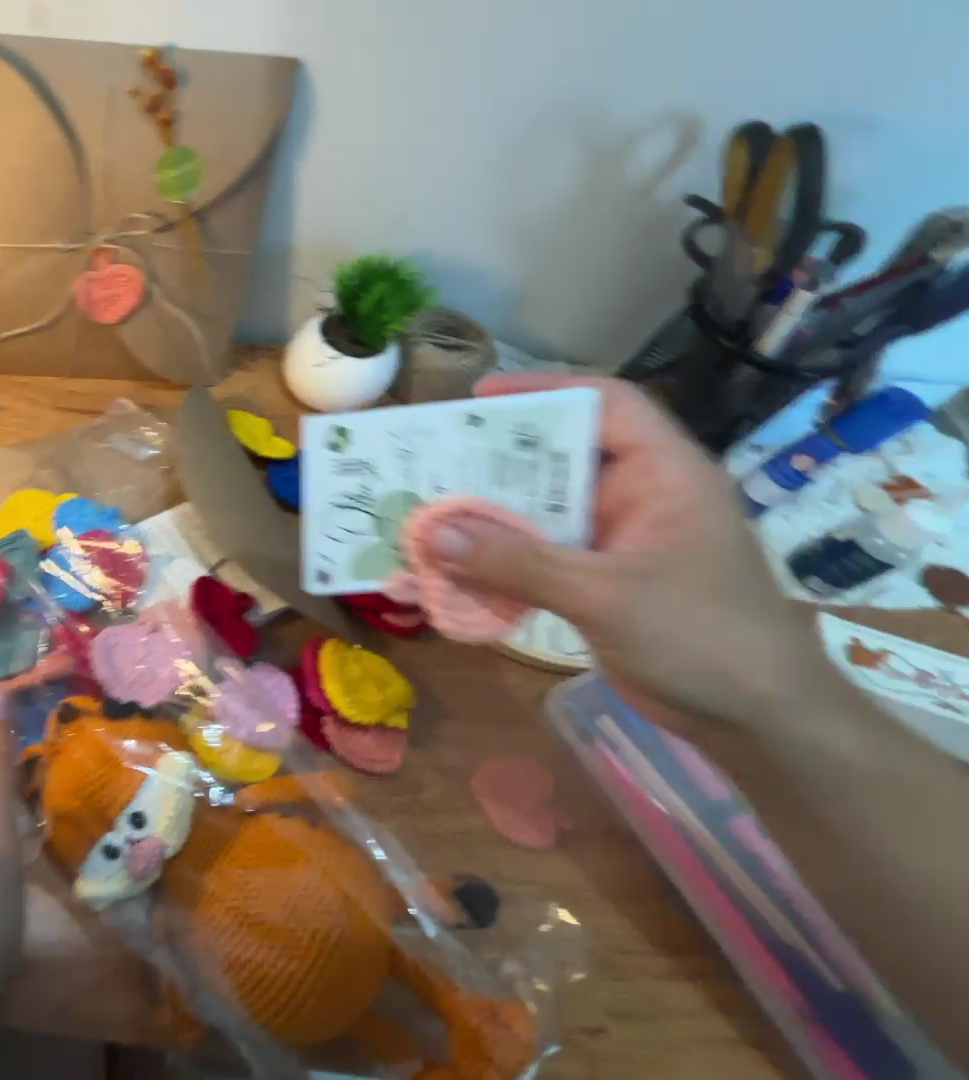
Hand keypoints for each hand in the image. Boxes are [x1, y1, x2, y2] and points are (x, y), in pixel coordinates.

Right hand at [425, 373, 833, 726]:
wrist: (755, 720)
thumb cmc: (703, 638)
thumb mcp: (605, 594)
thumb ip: (517, 562)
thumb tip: (431, 534)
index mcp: (661, 476)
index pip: (606, 405)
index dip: (543, 392)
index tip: (476, 399)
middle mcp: (633, 499)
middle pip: (552, 461)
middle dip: (487, 465)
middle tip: (424, 465)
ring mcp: (611, 543)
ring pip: (534, 515)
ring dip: (478, 522)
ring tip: (418, 519)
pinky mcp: (592, 583)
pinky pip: (529, 560)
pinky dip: (488, 566)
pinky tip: (442, 576)